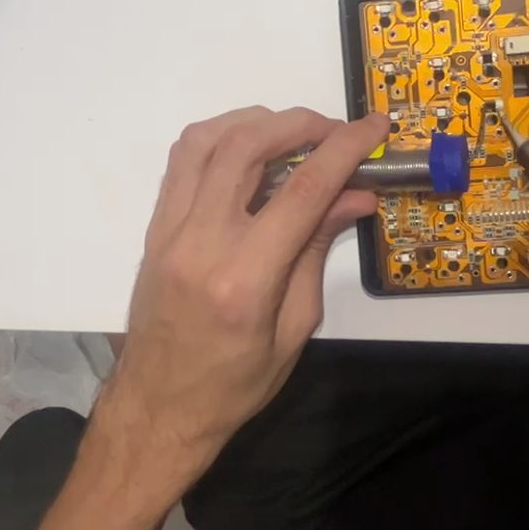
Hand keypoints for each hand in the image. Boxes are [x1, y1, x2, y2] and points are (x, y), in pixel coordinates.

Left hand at [96, 106, 388, 484]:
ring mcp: (168, 230)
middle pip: (248, 146)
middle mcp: (200, 242)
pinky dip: (220, 137)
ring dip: (256, 121)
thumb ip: (316, 251)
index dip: (345, 148)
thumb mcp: (294, 328)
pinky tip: (249, 148)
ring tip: (293, 132)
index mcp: (244, 279)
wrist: (158, 408)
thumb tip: (354, 195)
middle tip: (335, 130)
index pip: (303, 190)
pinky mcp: (154, 227)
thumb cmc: (235, 384)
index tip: (374, 126)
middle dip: (300, 123)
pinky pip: (183, 160)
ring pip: (207, 140)